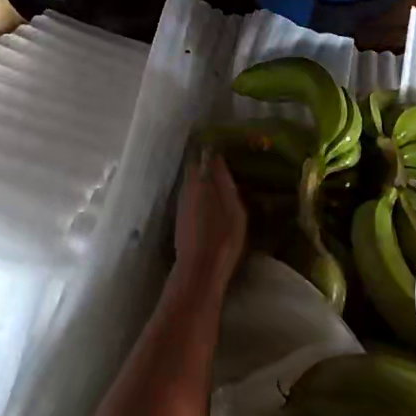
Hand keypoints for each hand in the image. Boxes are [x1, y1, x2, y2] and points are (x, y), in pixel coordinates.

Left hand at [172, 145, 246, 286]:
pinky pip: (190, 196)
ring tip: (218, 178)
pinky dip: (200, 192)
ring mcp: (182, 206)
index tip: (222, 145)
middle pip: (193, 170)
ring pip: (190, 184)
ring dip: (201, 178)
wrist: (199, 270)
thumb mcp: (234, 207)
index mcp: (200, 184)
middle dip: (204, 163)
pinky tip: (211, 199)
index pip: (203, 159)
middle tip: (222, 161)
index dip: (211, 151)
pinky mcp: (181, 220)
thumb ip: (224, 181)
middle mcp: (187, 191)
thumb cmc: (224, 237)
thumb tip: (215, 156)